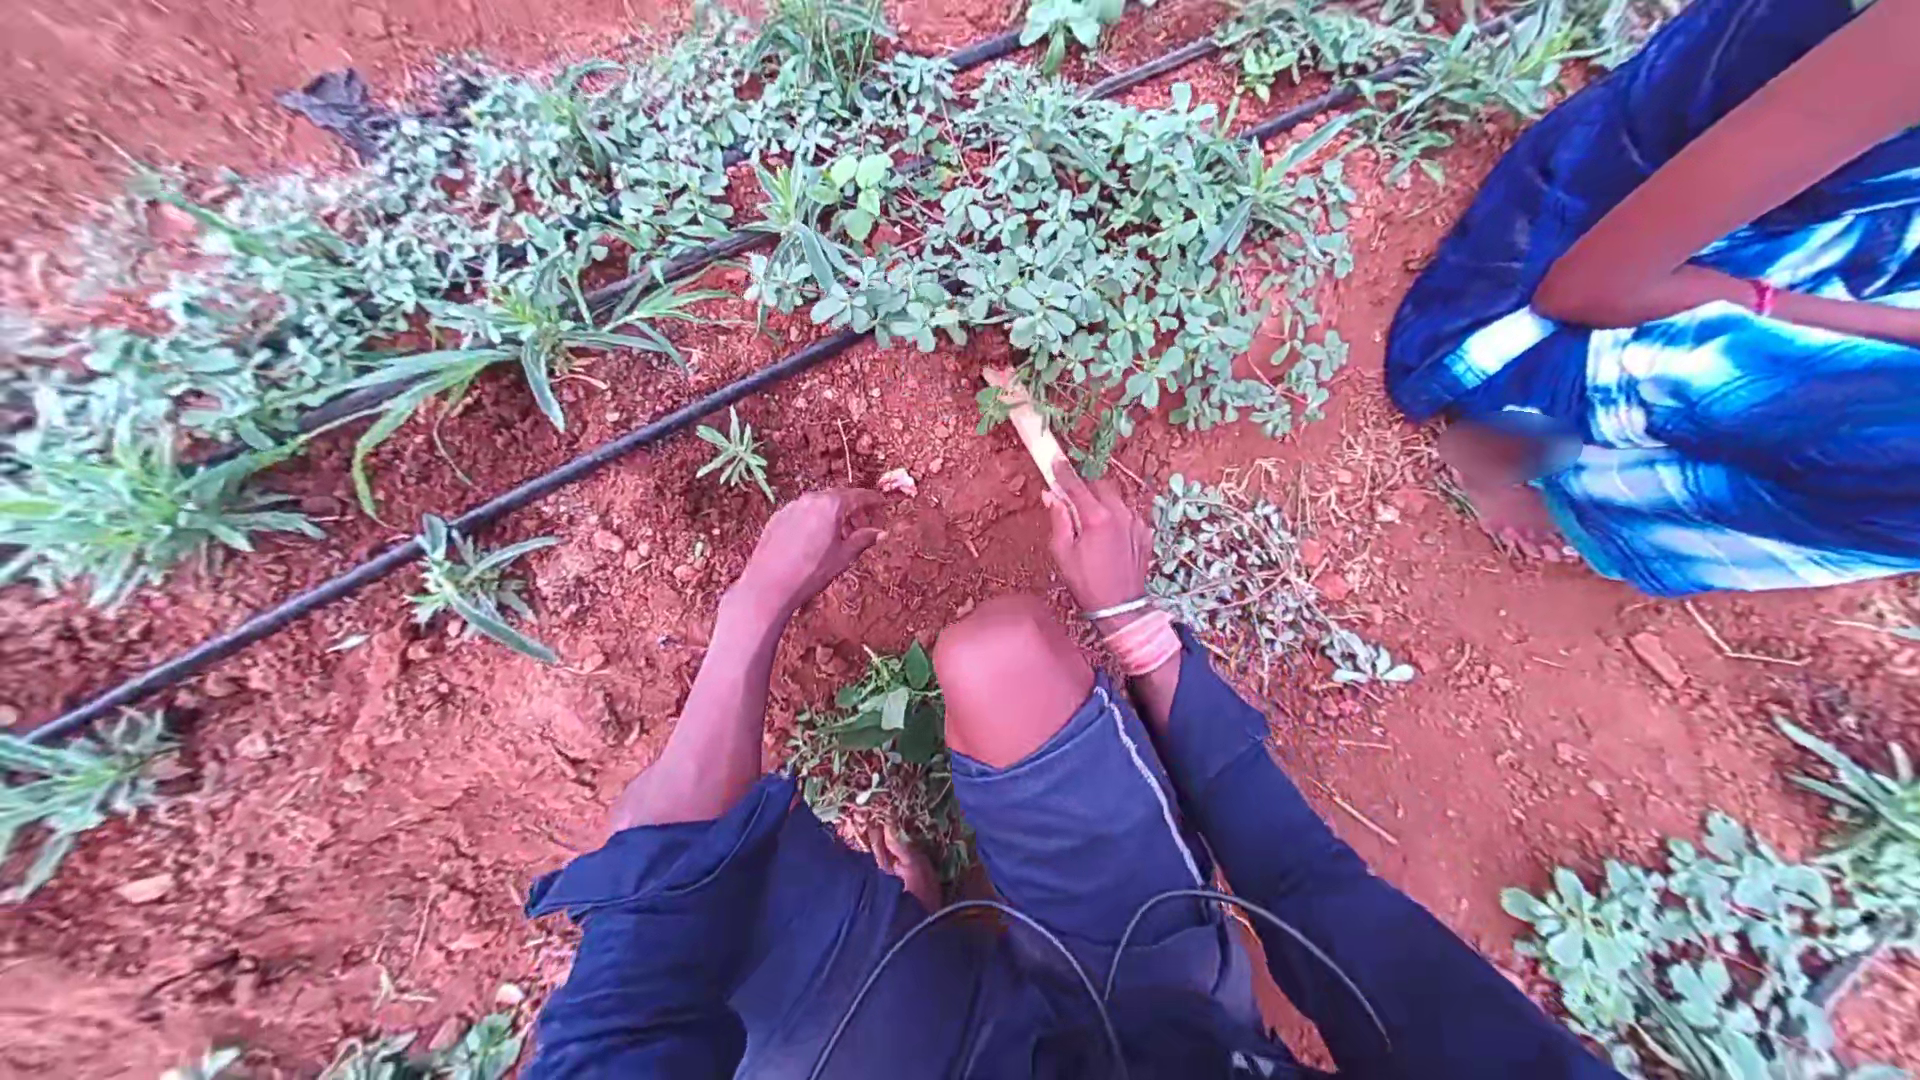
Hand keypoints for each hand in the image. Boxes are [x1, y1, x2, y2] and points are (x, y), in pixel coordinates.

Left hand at [734, 488, 884, 618]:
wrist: (770, 584)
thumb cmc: (810, 572)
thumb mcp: (844, 556)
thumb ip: (863, 539)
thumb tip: (880, 532)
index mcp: (831, 505)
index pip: (858, 496)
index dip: (872, 500)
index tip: (881, 503)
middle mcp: (811, 500)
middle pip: (838, 498)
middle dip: (852, 510)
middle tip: (862, 526)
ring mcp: (792, 507)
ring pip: (819, 504)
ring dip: (833, 515)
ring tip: (839, 537)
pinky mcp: (778, 517)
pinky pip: (803, 512)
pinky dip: (815, 519)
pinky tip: (816, 540)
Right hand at [1044, 459, 1153, 625]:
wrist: (1120, 608)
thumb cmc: (1086, 582)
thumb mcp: (1062, 552)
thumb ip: (1058, 519)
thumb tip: (1051, 496)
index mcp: (1097, 517)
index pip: (1076, 485)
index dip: (1063, 472)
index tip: (1054, 461)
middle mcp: (1120, 513)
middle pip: (1100, 485)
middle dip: (1085, 487)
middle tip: (1072, 498)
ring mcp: (1136, 522)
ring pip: (1116, 498)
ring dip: (1102, 502)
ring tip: (1091, 521)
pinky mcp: (1145, 533)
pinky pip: (1128, 514)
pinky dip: (1117, 517)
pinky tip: (1108, 535)